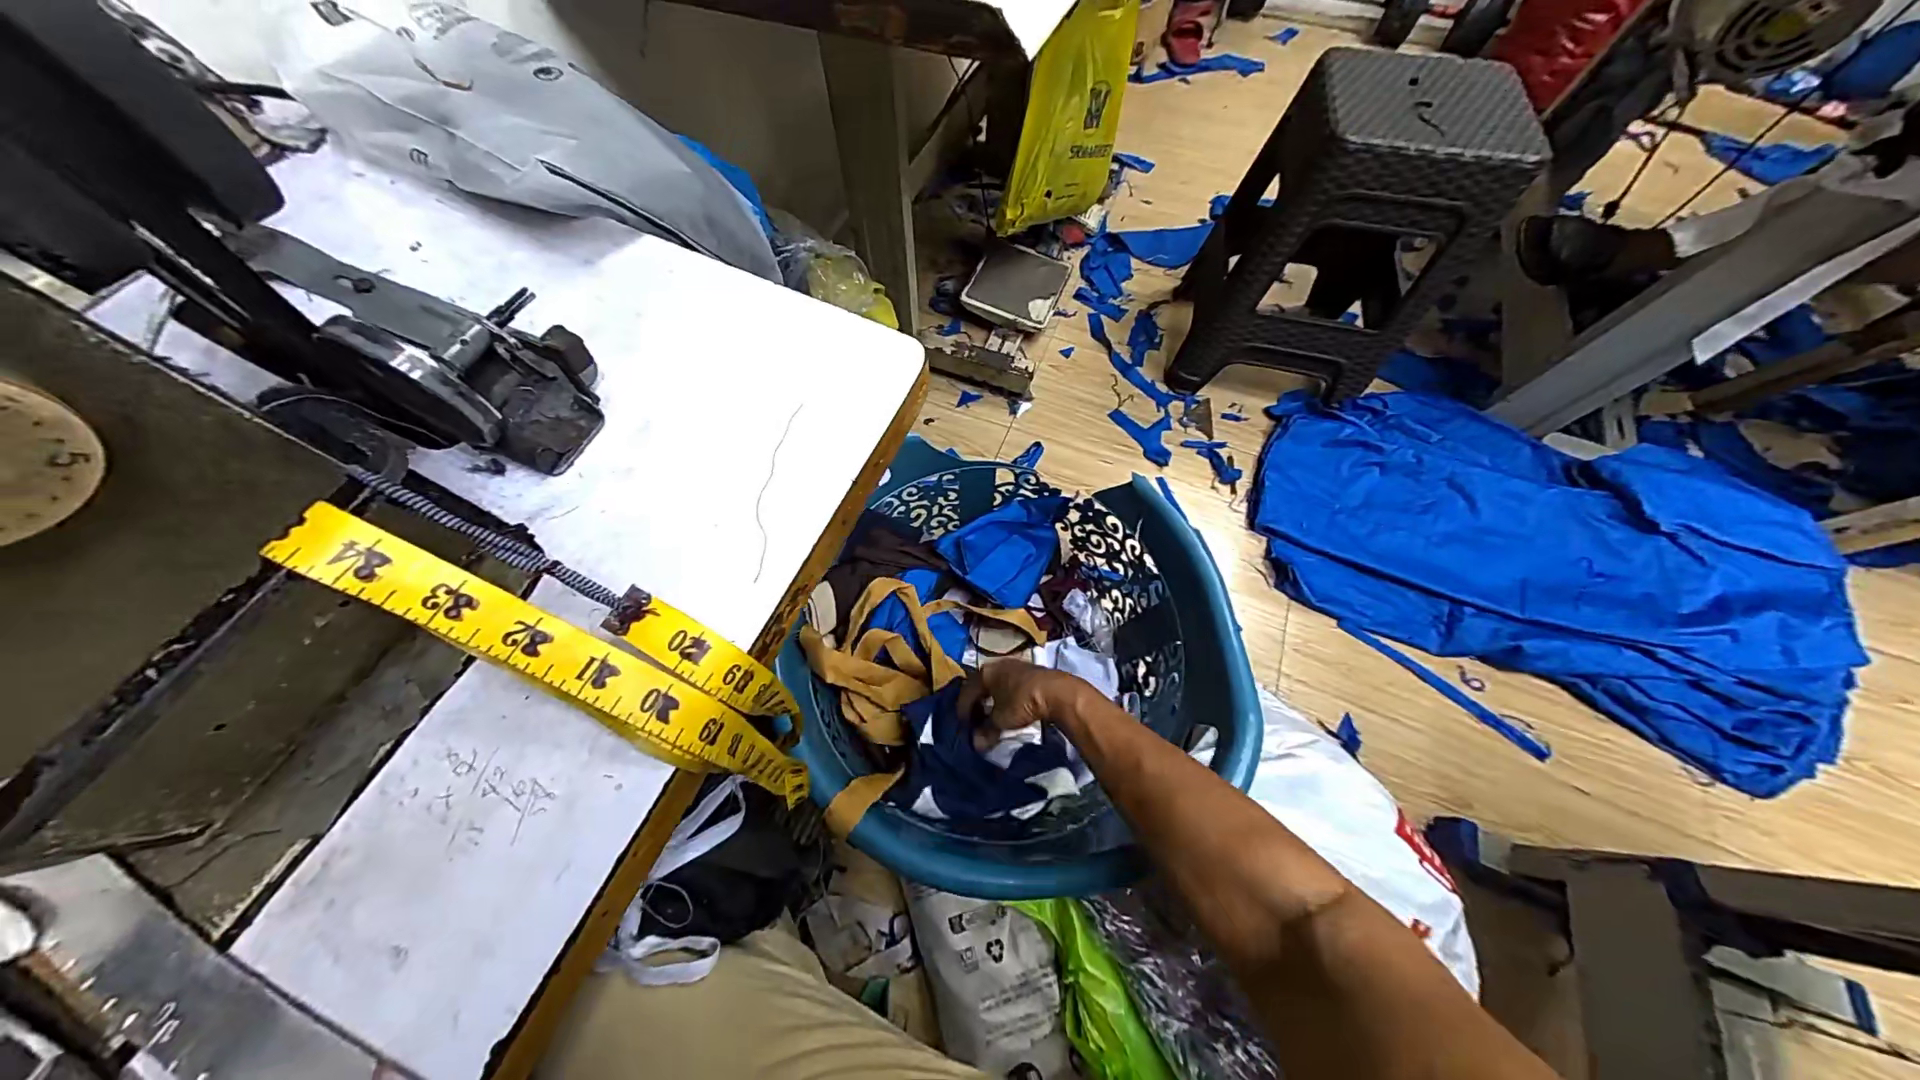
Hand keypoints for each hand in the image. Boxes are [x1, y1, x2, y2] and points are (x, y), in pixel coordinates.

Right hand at [959, 659, 1087, 744]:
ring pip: (996, 684)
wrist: (1056, 691)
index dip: (963, 710)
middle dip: (976, 703)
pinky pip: (1009, 684)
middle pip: (981, 685)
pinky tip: (1009, 707)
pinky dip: (1005, 696)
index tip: (963, 725)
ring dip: (991, 699)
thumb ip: (986, 730)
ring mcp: (1015, 665)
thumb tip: (976, 743)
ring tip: (992, 715)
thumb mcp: (1001, 720)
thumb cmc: (1021, 702)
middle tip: (975, 720)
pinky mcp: (1030, 671)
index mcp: (985, 672)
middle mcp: (997, 665)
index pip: (967, 691)